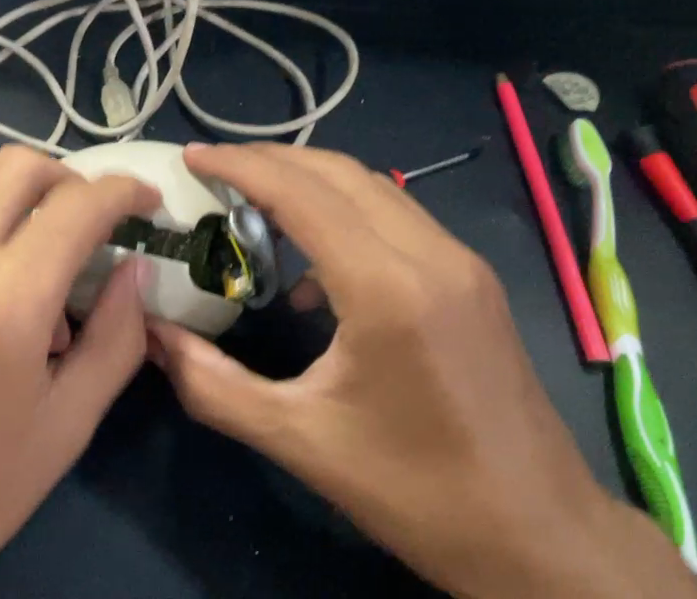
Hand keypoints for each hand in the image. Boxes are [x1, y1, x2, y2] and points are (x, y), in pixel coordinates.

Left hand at [0, 147, 157, 597]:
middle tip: (100, 224)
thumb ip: (114, 338)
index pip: (75, 205)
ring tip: (54, 290)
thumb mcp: (66, 425)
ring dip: (32, 213)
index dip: (123, 191)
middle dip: (71, 178)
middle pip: (17, 167)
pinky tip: (6, 310)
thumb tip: (133, 272)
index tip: (150, 203)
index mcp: (2, 300)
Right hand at [149, 143, 696, 598]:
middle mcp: (431, 256)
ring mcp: (460, 264)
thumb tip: (151, 336)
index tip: (190, 156)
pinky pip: (396, 217)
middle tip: (212, 169)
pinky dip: (344, 211)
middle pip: (338, 172)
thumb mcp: (300, 441)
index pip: (302, 194)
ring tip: (251, 198)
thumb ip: (213, 385)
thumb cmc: (419, 493)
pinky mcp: (473, 280)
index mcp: (387, 289)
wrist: (545, 539)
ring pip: (372, 187)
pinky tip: (312, 266)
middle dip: (270, 159)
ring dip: (309, 179)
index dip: (240, 166)